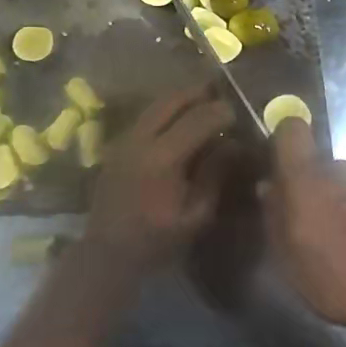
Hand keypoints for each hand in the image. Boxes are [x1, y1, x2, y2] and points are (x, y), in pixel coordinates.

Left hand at [81, 85, 234, 278]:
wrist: (107, 253)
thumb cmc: (157, 241)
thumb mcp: (196, 215)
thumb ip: (215, 175)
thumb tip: (233, 144)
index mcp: (162, 157)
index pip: (198, 119)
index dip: (220, 112)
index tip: (237, 112)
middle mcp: (140, 140)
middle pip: (171, 101)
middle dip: (198, 93)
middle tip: (220, 92)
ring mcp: (124, 141)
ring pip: (154, 106)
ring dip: (180, 99)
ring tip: (202, 100)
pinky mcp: (116, 147)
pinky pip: (144, 118)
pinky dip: (165, 112)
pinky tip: (178, 121)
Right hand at [262, 120, 345, 344]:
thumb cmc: (340, 282)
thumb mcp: (291, 261)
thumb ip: (276, 217)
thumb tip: (270, 187)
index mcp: (308, 179)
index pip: (292, 130)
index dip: (284, 141)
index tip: (282, 169)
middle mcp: (343, 170)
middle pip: (321, 164)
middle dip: (314, 187)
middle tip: (314, 225)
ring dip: (344, 201)